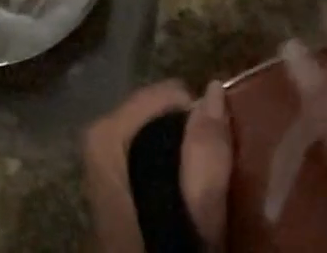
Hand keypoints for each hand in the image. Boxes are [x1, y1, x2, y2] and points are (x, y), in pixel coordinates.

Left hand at [83, 80, 233, 252]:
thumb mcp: (197, 205)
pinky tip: (190, 197)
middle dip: (194, 133)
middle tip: (221, 169)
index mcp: (107, 133)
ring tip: (210, 185)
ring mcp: (104, 160)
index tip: (226, 150)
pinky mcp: (114, 182)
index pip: (169, 94)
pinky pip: (153, 155)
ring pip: (160, 135)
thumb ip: (206, 149)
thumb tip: (214, 89)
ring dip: (188, 154)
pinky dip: (176, 169)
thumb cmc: (165, 247)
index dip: (203, 119)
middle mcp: (100, 136)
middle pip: (163, 113)